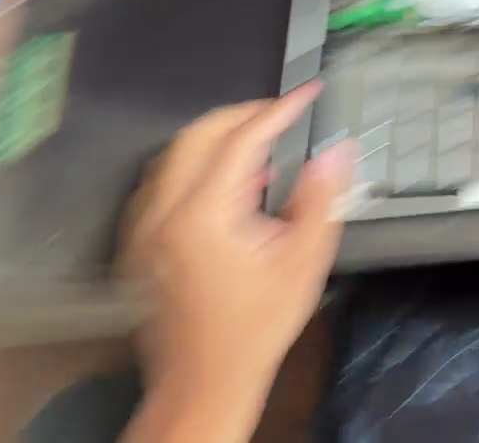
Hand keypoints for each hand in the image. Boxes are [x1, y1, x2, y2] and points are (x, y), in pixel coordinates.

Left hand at [121, 83, 354, 404]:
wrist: (205, 383)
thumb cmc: (255, 326)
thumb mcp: (305, 260)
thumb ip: (322, 198)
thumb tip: (337, 151)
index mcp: (204, 216)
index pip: (242, 140)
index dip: (279, 110)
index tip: (306, 93)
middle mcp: (165, 215)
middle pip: (199, 134)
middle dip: (245, 113)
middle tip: (283, 112)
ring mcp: (146, 229)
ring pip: (176, 152)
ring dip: (219, 135)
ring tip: (262, 139)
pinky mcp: (141, 242)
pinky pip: (164, 180)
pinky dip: (198, 162)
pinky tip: (231, 180)